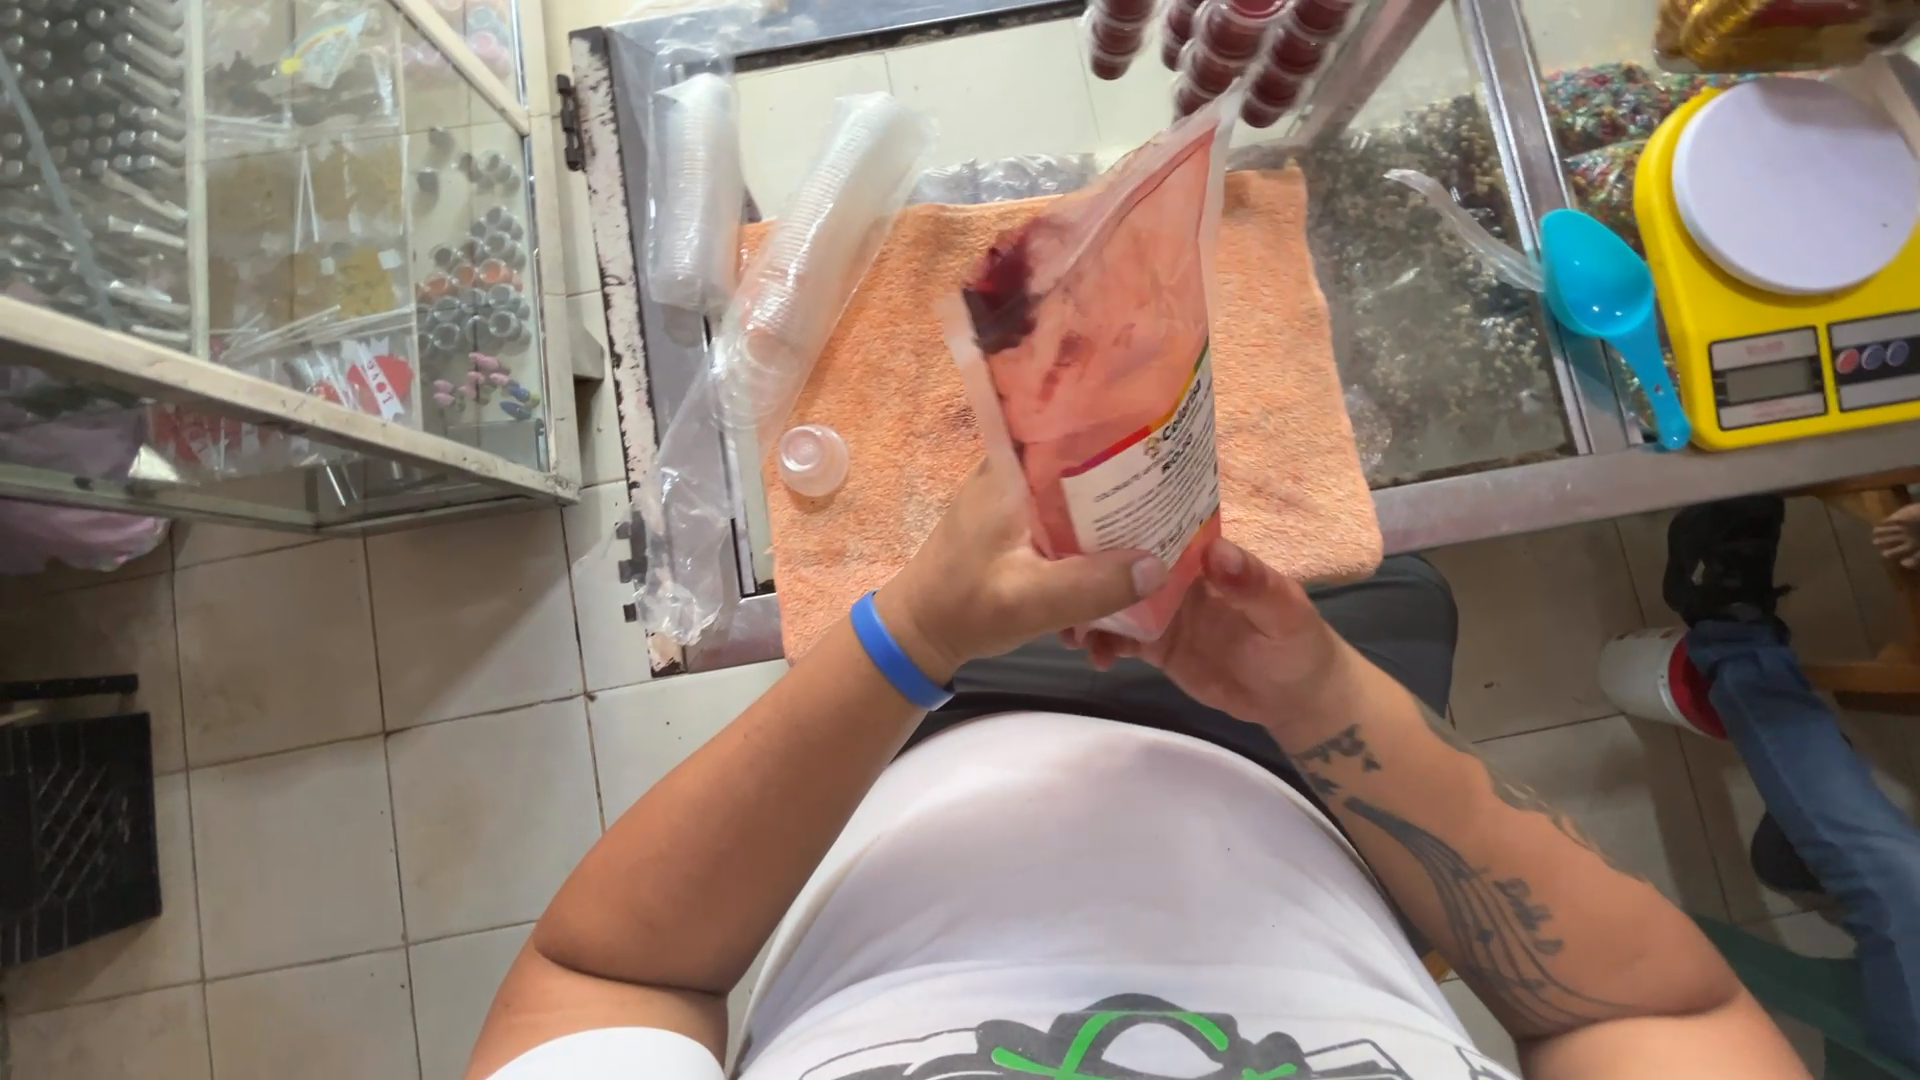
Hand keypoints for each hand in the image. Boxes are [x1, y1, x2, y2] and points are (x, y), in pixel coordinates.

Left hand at [875, 456, 1166, 680]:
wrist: (920, 632)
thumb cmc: (965, 608)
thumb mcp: (1030, 602)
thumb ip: (1092, 586)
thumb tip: (1159, 567)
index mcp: (1013, 468)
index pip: (1075, 421)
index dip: (1126, 428)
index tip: (1167, 446)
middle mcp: (1017, 470)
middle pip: (1089, 460)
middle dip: (1131, 485)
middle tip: (1176, 505)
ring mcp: (1018, 497)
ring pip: (1083, 494)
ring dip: (1113, 521)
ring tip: (1153, 539)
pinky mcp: (1020, 523)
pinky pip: (1069, 519)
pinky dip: (1092, 540)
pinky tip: (1116, 565)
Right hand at [1078, 539, 1348, 730]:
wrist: (1295, 699)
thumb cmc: (1298, 644)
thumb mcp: (1286, 613)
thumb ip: (1254, 584)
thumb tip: (1216, 552)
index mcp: (1203, 557)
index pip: (1156, 527)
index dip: (1119, 524)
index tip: (1081, 527)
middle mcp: (1175, 577)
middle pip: (1122, 563)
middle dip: (1089, 571)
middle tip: (1058, 583)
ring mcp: (1160, 611)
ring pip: (1112, 601)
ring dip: (1087, 609)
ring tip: (1070, 630)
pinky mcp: (1154, 645)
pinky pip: (1119, 639)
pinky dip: (1102, 644)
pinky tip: (1096, 658)